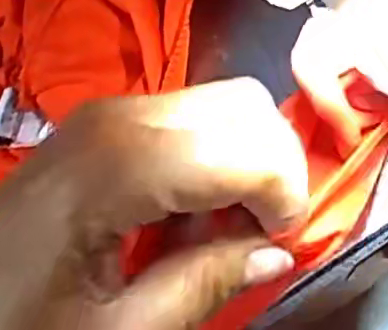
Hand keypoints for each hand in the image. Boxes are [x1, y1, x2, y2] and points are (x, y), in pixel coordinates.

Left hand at [0, 79, 309, 329]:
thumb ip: (204, 285)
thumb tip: (281, 254)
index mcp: (121, 163)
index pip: (246, 147)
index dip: (285, 192)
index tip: (286, 243)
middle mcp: (123, 114)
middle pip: (244, 104)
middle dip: (272, 163)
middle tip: (263, 234)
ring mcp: (110, 112)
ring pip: (223, 102)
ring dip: (245, 157)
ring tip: (220, 231)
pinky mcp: (101, 124)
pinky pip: (190, 115)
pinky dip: (213, 154)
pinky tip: (186, 216)